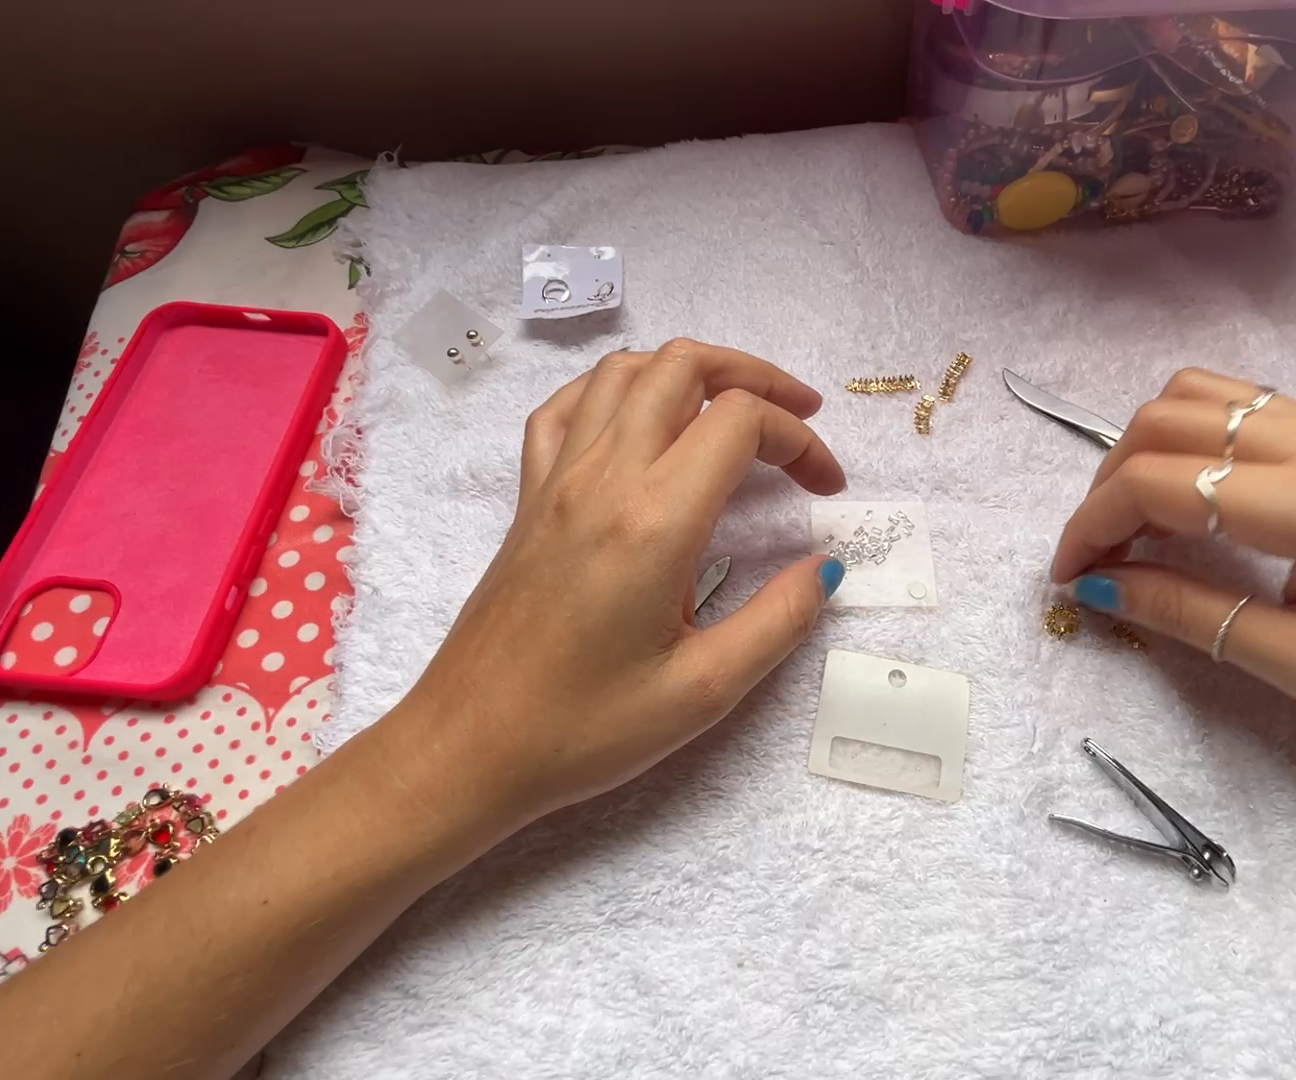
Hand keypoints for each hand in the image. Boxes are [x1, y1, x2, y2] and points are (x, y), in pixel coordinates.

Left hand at [390, 340, 847, 845]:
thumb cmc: (583, 728)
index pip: (740, 422)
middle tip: (800, 414)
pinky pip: (570, 406)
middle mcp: (601, 477)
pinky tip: (642, 421)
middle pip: (684, 366)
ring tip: (733, 409)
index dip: (801, 439)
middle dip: (755, 376)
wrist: (467, 747)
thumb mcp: (703, 691)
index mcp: (652, 521)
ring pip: (626, 371)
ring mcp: (556, 477)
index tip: (828, 487)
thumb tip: (826, 567)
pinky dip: (619, 390)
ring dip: (691, 372)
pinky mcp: (529, 494)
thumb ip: (779, 620)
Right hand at [1052, 368, 1295, 758]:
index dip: (1091, 523)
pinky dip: (1187, 440)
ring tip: (1133, 517)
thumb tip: (1097, 585)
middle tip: (1095, 552)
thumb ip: (1188, 612)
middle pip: (1167, 421)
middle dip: (1106, 484)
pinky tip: (1188, 494)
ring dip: (1142, 451)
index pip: (1161, 482)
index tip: (1068, 574)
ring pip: (1199, 395)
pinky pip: (1242, 407)